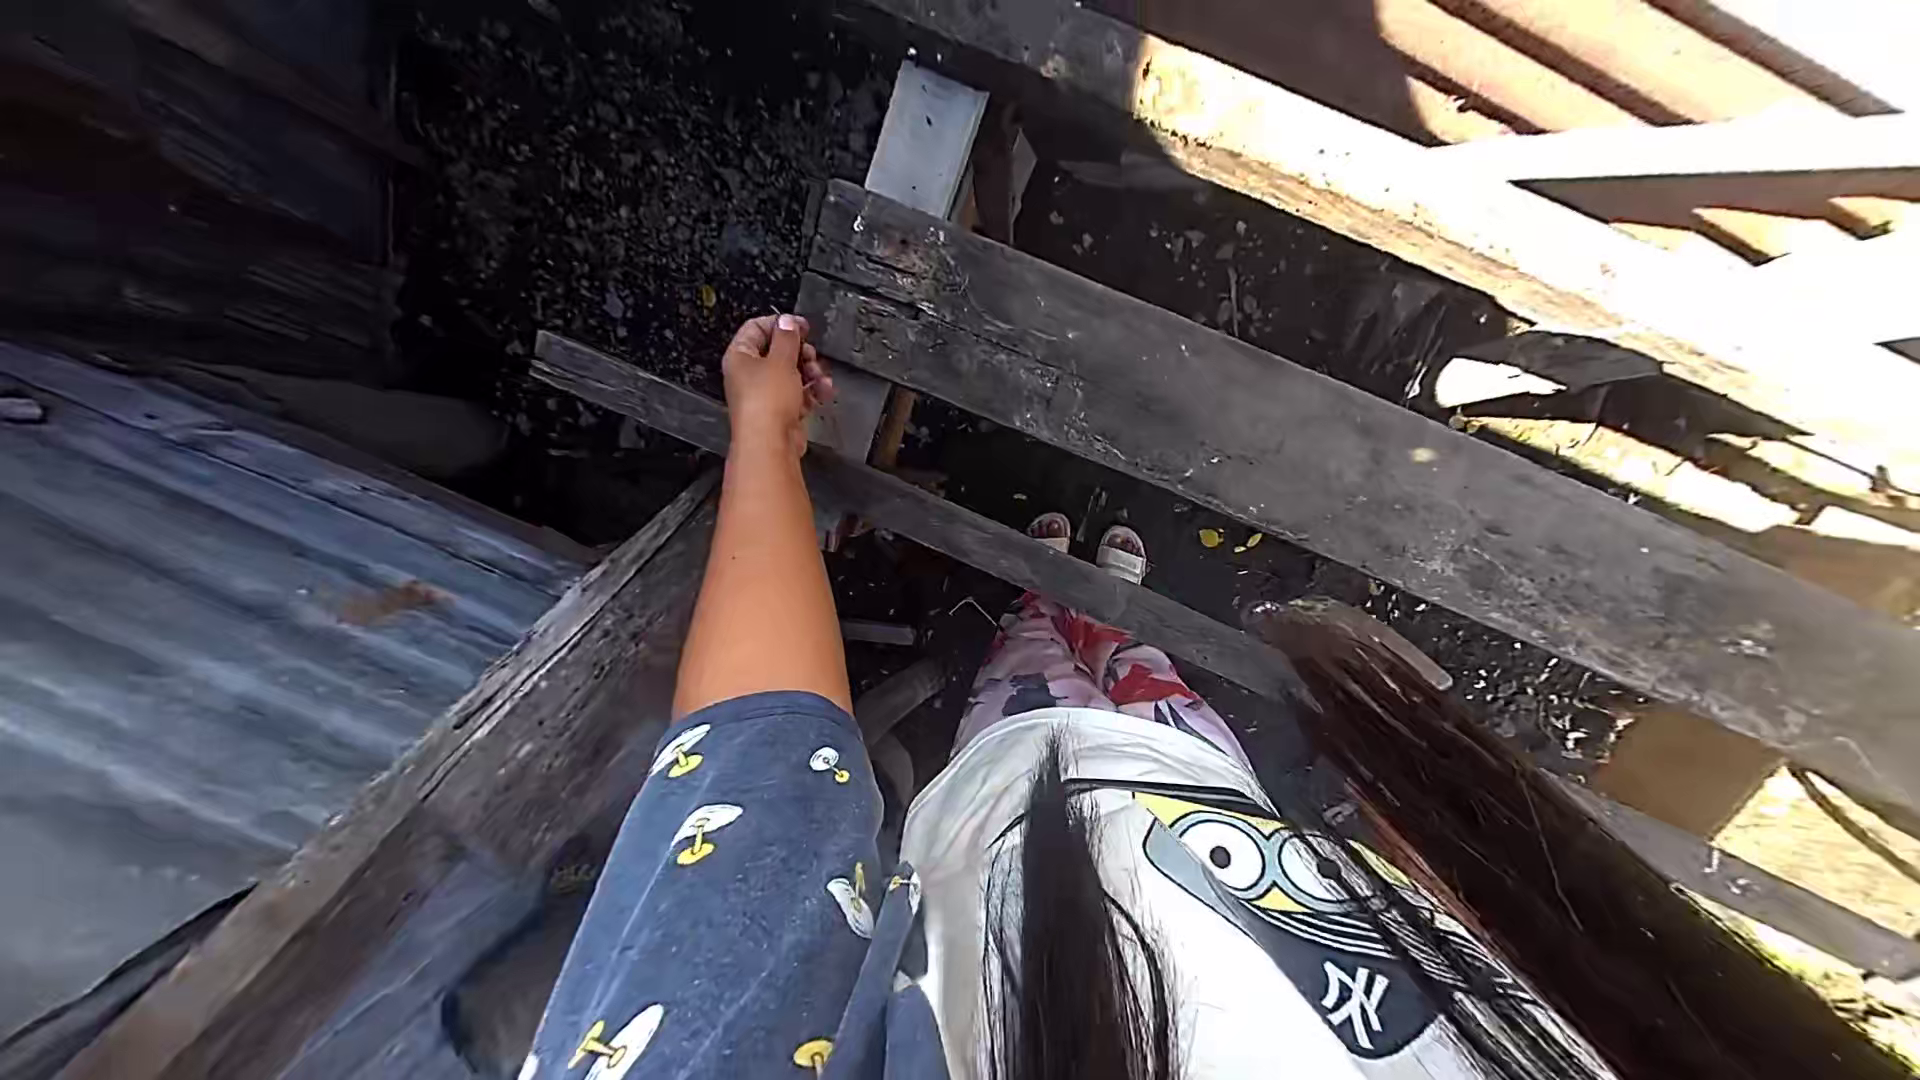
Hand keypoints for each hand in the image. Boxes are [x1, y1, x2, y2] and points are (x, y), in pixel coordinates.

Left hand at [722, 313, 835, 456]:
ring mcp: (766, 395)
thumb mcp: (781, 360)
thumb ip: (787, 337)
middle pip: (778, 352)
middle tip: (811, 355)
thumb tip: (787, 322)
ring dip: (811, 373)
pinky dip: (813, 392)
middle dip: (801, 353)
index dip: (780, 324)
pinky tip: (824, 391)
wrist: (771, 443)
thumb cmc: (766, 402)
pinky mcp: (781, 412)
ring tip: (820, 376)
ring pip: (792, 374)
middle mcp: (749, 375)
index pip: (757, 328)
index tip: (801, 326)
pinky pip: (799, 395)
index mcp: (740, 356)